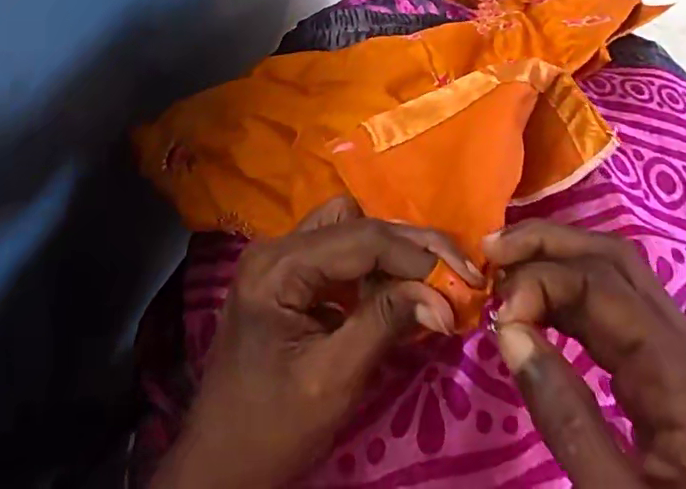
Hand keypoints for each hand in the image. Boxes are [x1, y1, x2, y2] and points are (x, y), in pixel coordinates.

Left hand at [151, 198, 483, 488]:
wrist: (219, 463)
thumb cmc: (271, 427)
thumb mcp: (332, 380)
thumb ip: (383, 325)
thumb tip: (442, 296)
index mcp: (278, 266)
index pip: (360, 238)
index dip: (417, 254)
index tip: (466, 279)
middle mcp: (275, 248)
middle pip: (354, 223)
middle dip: (408, 246)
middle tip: (458, 273)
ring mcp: (278, 260)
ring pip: (347, 230)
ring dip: (391, 252)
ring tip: (433, 282)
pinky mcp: (286, 278)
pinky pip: (337, 255)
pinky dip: (372, 268)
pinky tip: (398, 293)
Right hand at [484, 221, 685, 488]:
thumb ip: (565, 419)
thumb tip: (508, 331)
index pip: (602, 286)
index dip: (541, 282)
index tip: (495, 315)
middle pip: (616, 261)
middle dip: (549, 244)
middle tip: (490, 249)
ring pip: (620, 280)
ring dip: (559, 265)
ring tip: (505, 273)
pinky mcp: (678, 383)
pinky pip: (622, 315)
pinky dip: (574, 299)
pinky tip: (542, 312)